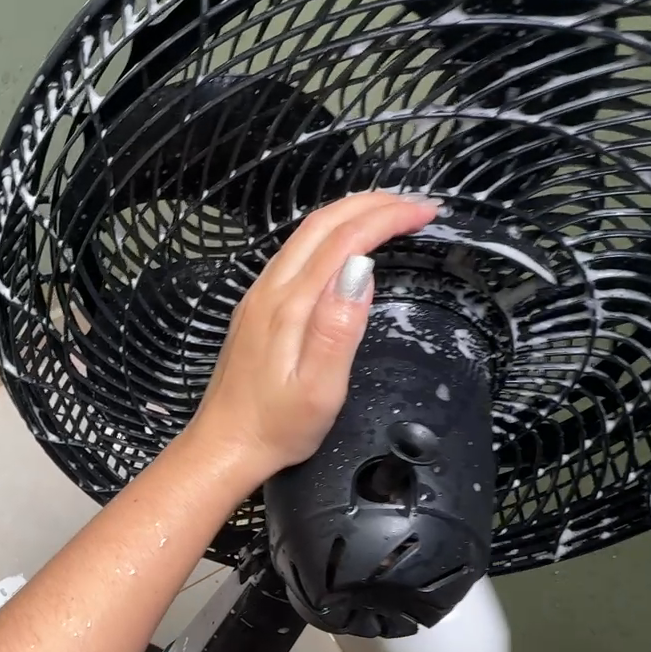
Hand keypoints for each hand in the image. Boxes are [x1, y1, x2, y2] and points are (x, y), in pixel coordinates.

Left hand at [180, 191, 438, 487]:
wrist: (224, 447)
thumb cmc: (275, 428)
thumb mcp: (318, 389)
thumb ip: (338, 328)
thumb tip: (361, 270)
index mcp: (289, 306)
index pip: (343, 239)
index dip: (387, 217)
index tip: (426, 213)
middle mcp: (268, 293)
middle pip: (319, 225)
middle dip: (370, 204)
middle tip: (414, 206)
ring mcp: (256, 300)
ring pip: (302, 237)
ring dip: (347, 217)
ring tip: (388, 216)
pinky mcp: (253, 313)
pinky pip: (292, 257)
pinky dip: (327, 239)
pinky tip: (343, 252)